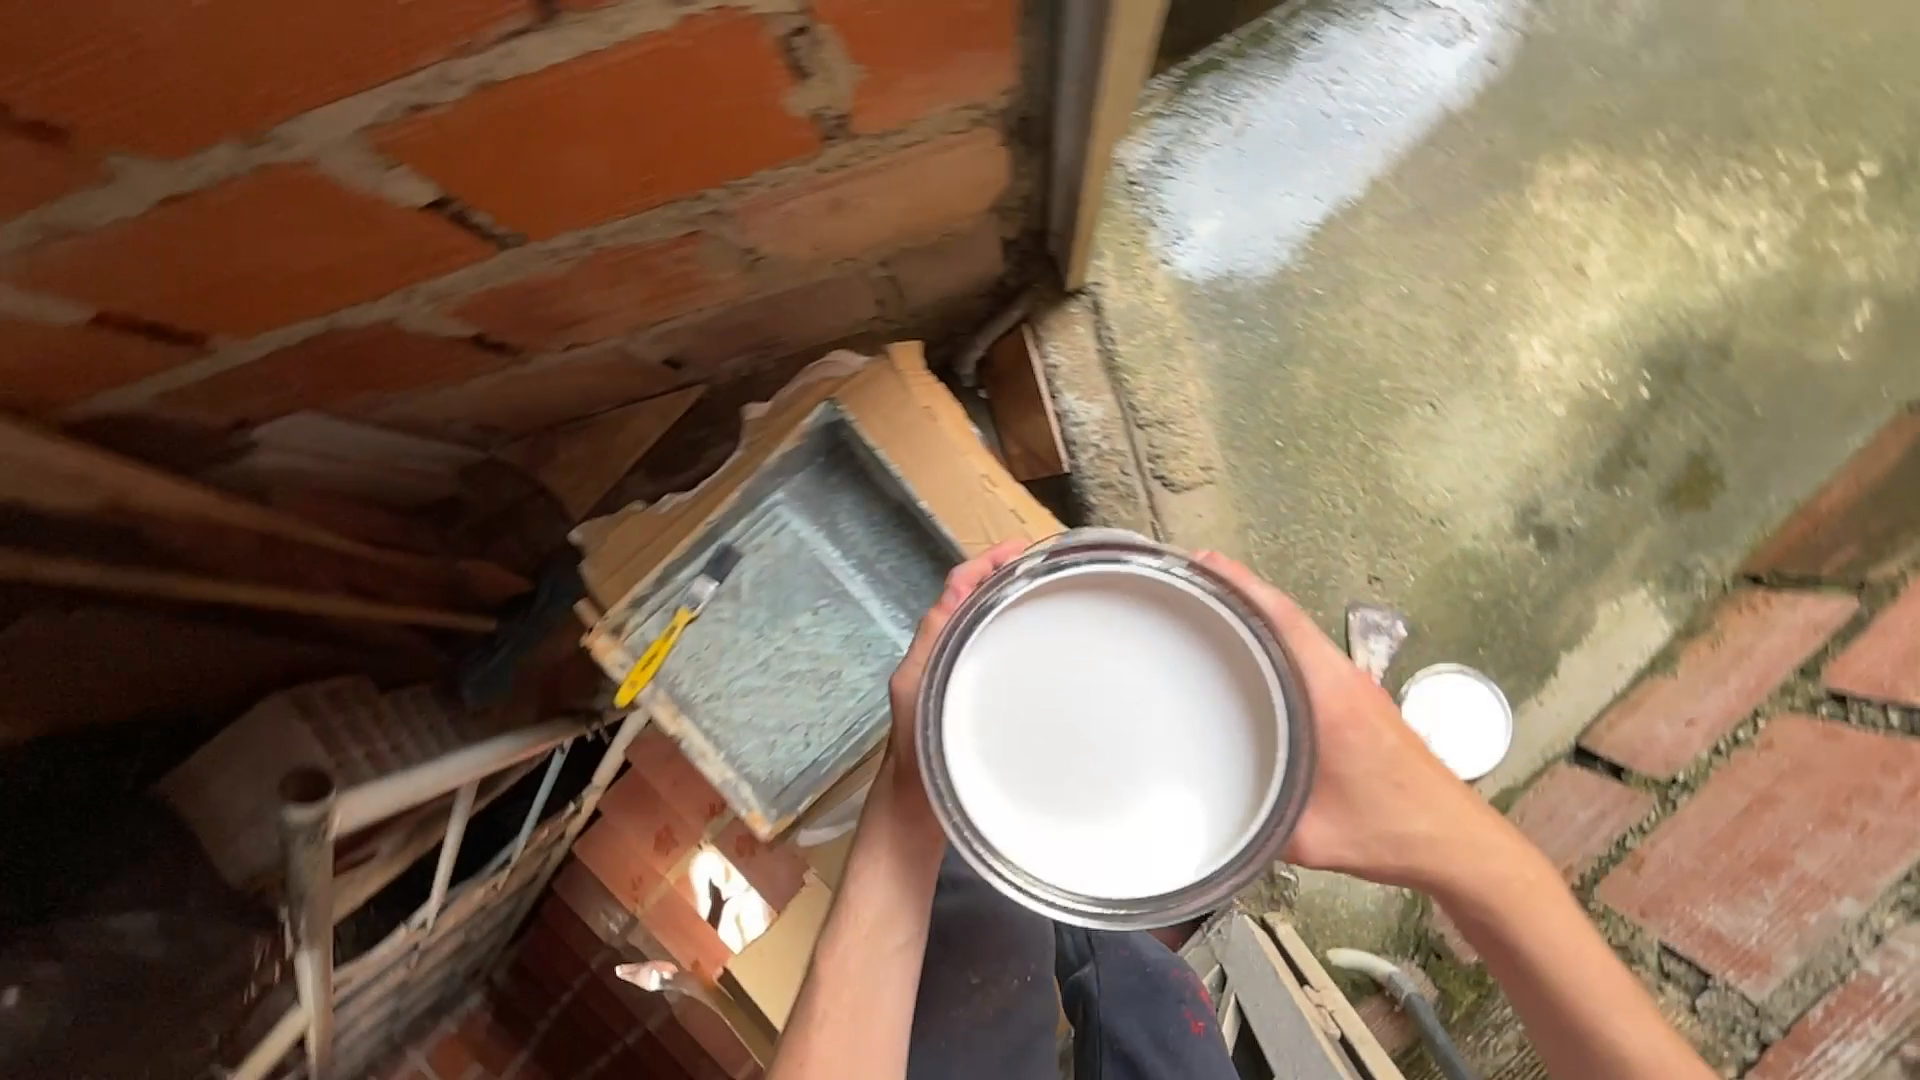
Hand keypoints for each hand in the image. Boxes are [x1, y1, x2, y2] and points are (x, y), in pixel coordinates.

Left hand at [880, 540, 1027, 825]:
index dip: (985, 564)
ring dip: (1013, 604)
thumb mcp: (918, 690)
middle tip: (1048, 568)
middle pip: (977, 602)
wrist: (919, 807)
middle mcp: (949, 653)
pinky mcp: (982, 699)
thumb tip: (957, 588)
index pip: (959, 589)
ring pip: (989, 627)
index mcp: (933, 645)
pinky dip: (1018, 639)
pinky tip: (1044, 646)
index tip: (1022, 550)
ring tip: (1051, 595)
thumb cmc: (917, 752)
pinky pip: (1000, 657)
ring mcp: (965, 676)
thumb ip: (933, 641)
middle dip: (1007, 577)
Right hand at [1194, 551, 1516, 891]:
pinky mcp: (1360, 695)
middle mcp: (1345, 679)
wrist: (1456, 841)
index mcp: (1330, 700)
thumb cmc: (1392, 832)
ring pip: (1300, 629)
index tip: (1205, 564)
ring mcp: (1357, 683)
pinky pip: (1310, 648)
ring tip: (1214, 603)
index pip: (1283, 623)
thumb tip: (1209, 806)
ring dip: (1260, 609)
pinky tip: (1255, 645)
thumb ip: (1256, 815)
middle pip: (1287, 615)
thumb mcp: (1309, 835)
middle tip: (1194, 576)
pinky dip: (1278, 633)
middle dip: (1239, 589)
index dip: (1241, 587)